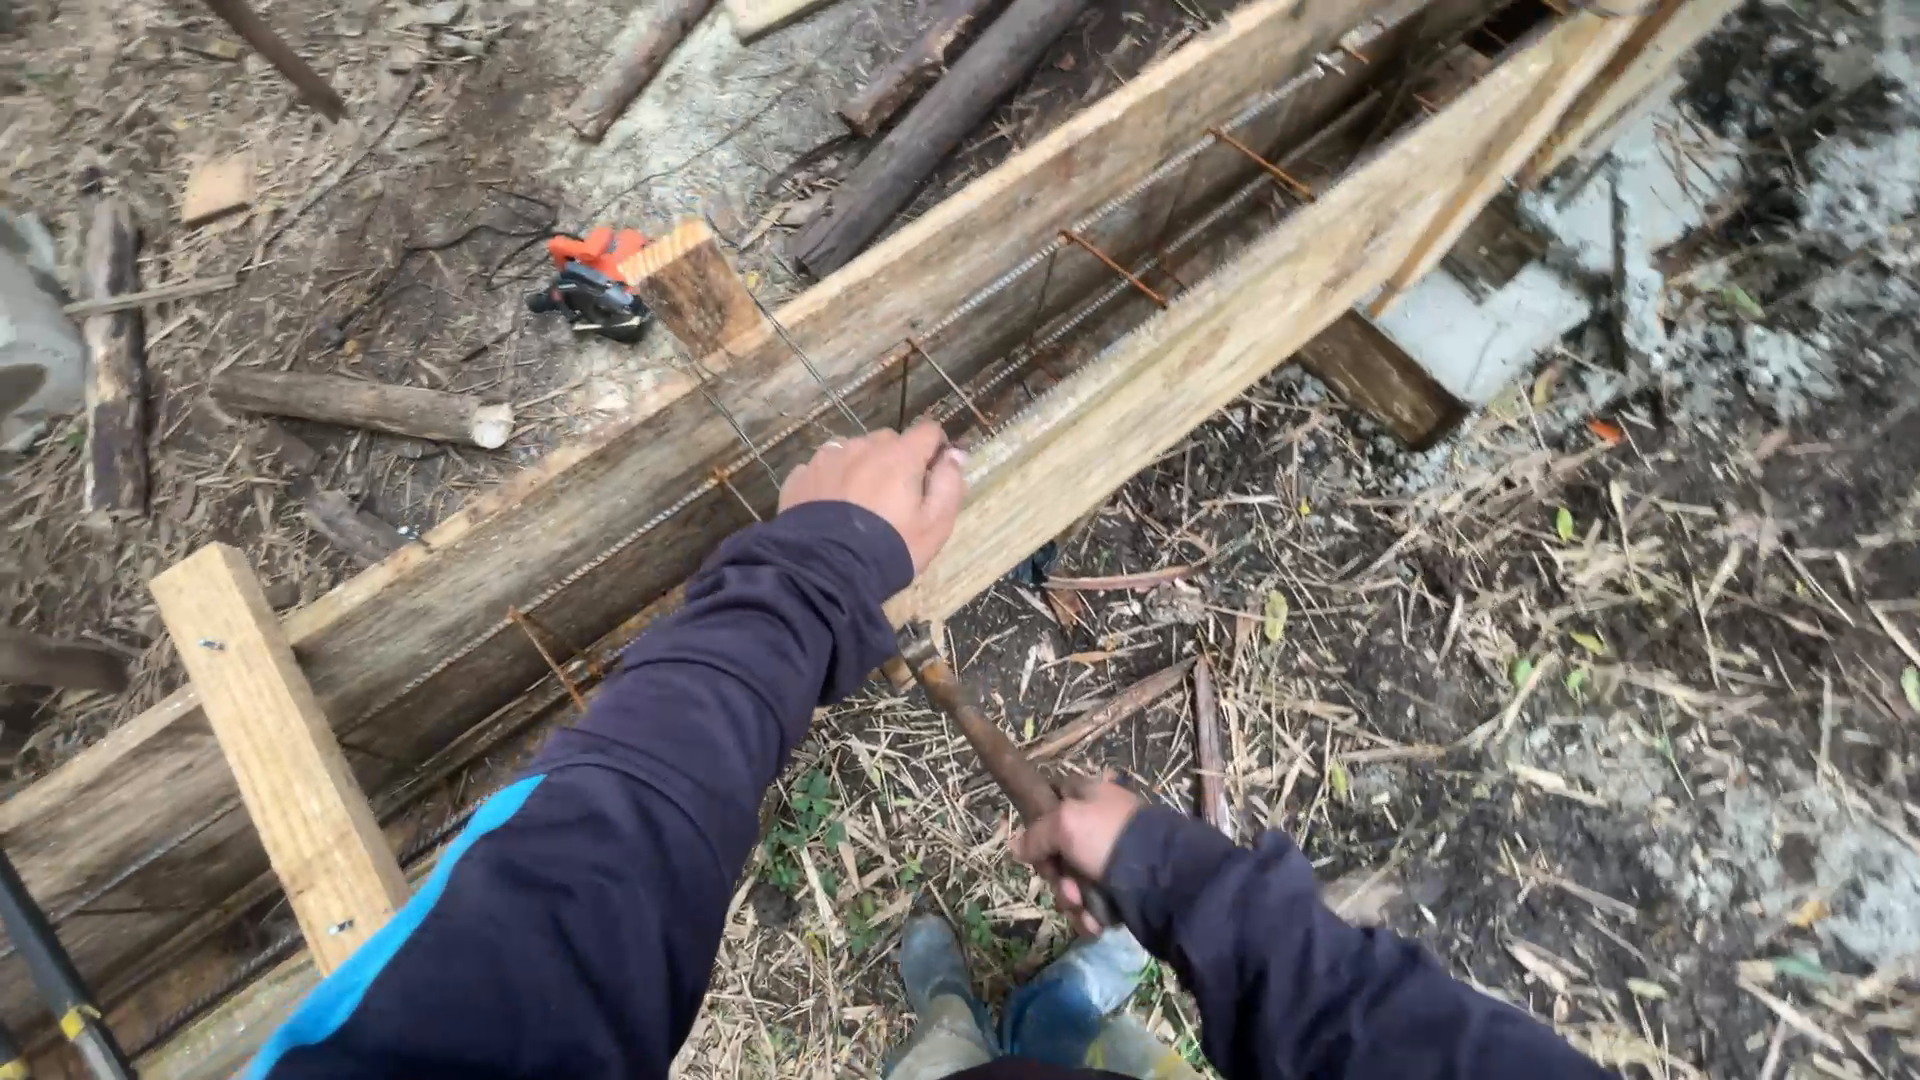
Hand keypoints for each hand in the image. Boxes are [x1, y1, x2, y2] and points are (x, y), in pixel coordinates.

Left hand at [778, 421, 966, 573]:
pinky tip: (830, 510)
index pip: (928, 431)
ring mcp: (827, 459)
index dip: (935, 449)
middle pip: (888, 441)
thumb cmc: (890, 549)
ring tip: (859, 505)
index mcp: (899, 455)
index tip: (933, 474)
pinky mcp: (800, 476)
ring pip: (853, 452)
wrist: (826, 572)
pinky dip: (831, 482)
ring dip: (862, 468)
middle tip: (895, 499)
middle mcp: (862, 447)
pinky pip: (824, 469)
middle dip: (897, 461)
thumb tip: (954, 456)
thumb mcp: (935, 525)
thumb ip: (949, 485)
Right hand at [1012, 773, 1142, 935]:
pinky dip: (1090, 914)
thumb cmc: (1109, 838)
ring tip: (1084, 906)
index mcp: (1090, 795)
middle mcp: (1099, 824)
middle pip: (1058, 849)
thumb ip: (1036, 834)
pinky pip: (1092, 901)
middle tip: (1066, 885)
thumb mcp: (1065, 823)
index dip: (1038, 822)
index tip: (1036, 844)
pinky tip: (1096, 920)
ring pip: (1072, 880)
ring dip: (1072, 898)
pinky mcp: (1122, 889)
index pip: (1052, 797)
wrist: (1163, 879)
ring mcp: (1111, 858)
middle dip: (1057, 874)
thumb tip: (1016, 847)